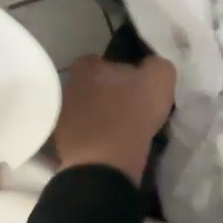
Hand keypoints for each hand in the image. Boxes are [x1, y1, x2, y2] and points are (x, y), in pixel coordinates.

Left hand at [52, 54, 176, 181]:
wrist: (106, 163)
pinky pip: (82, 133)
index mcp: (88, 69)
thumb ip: (156, 65)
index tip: (129, 80)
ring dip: (99, 115)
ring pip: (85, 109)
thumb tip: (150, 65)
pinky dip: (94, 136)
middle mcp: (69, 88)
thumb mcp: (160, 79)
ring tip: (120, 127)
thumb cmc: (133, 114)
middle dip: (104, 91)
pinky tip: (110, 144)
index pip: (96, 60)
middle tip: (127, 103)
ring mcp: (63, 117)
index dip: (113, 68)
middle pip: (89, 84)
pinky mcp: (62, 143)